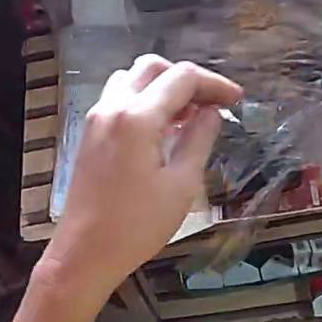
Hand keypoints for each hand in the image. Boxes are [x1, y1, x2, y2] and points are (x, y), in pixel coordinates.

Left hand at [39, 55, 242, 298]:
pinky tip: (162, 128)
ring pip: (132, 79)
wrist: (84, 254)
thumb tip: (212, 113)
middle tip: (213, 104)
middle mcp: (112, 108)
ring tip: (188, 115)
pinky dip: (144, 100)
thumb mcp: (181, 185)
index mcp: (137, 118)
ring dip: (163, 87)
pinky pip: (119, 99)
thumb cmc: (137, 226)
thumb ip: (199, 140)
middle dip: (188, 79)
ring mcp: (96, 119)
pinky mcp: (90, 134)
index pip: (181, 78)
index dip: (215, 84)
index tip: (237, 101)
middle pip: (153, 68)